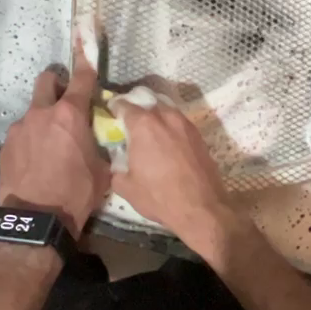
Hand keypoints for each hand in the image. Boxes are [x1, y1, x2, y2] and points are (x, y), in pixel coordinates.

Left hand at [0, 54, 110, 235]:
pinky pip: (22, 134)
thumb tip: (100, 138)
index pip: (82, 79)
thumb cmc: (76, 194)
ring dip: (44, 118)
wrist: (35, 220)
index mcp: (70, 116)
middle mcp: (42, 114)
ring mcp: (20, 128)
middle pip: (47, 80)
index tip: (87, 46)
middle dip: (57, 83)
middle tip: (67, 98)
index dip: (87, 61)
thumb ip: (99, 145)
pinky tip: (38, 161)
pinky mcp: (6, 146)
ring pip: (34, 111)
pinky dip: (32, 140)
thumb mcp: (102, 170)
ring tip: (52, 144)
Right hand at [111, 97, 240, 259]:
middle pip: (147, 102)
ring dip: (155, 114)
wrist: (200, 207)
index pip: (124, 105)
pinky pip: (179, 121)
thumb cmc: (159, 196)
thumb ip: (116, 167)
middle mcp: (165, 117)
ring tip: (150, 128)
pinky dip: (170, 125)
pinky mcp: (199, 135)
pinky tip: (167, 139)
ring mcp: (185, 124)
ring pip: (166, 109)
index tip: (110, 113)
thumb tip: (116, 162)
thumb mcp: (126, 186)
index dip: (114, 107)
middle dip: (136, 108)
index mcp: (143, 125)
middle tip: (129, 121)